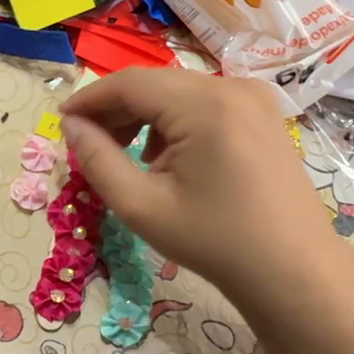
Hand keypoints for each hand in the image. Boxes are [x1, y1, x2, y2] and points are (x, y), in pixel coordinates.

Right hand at [58, 68, 336, 294]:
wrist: (293, 270)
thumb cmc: (214, 241)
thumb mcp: (140, 206)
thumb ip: (97, 159)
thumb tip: (70, 125)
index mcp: (205, 106)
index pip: (129, 83)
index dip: (88, 99)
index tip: (60, 123)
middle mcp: (232, 88)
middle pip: (152, 82)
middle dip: (112, 109)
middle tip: (84, 144)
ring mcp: (253, 98)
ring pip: (174, 91)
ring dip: (139, 115)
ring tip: (120, 154)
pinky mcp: (261, 113)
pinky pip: (199, 102)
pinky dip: (169, 121)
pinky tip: (161, 157)